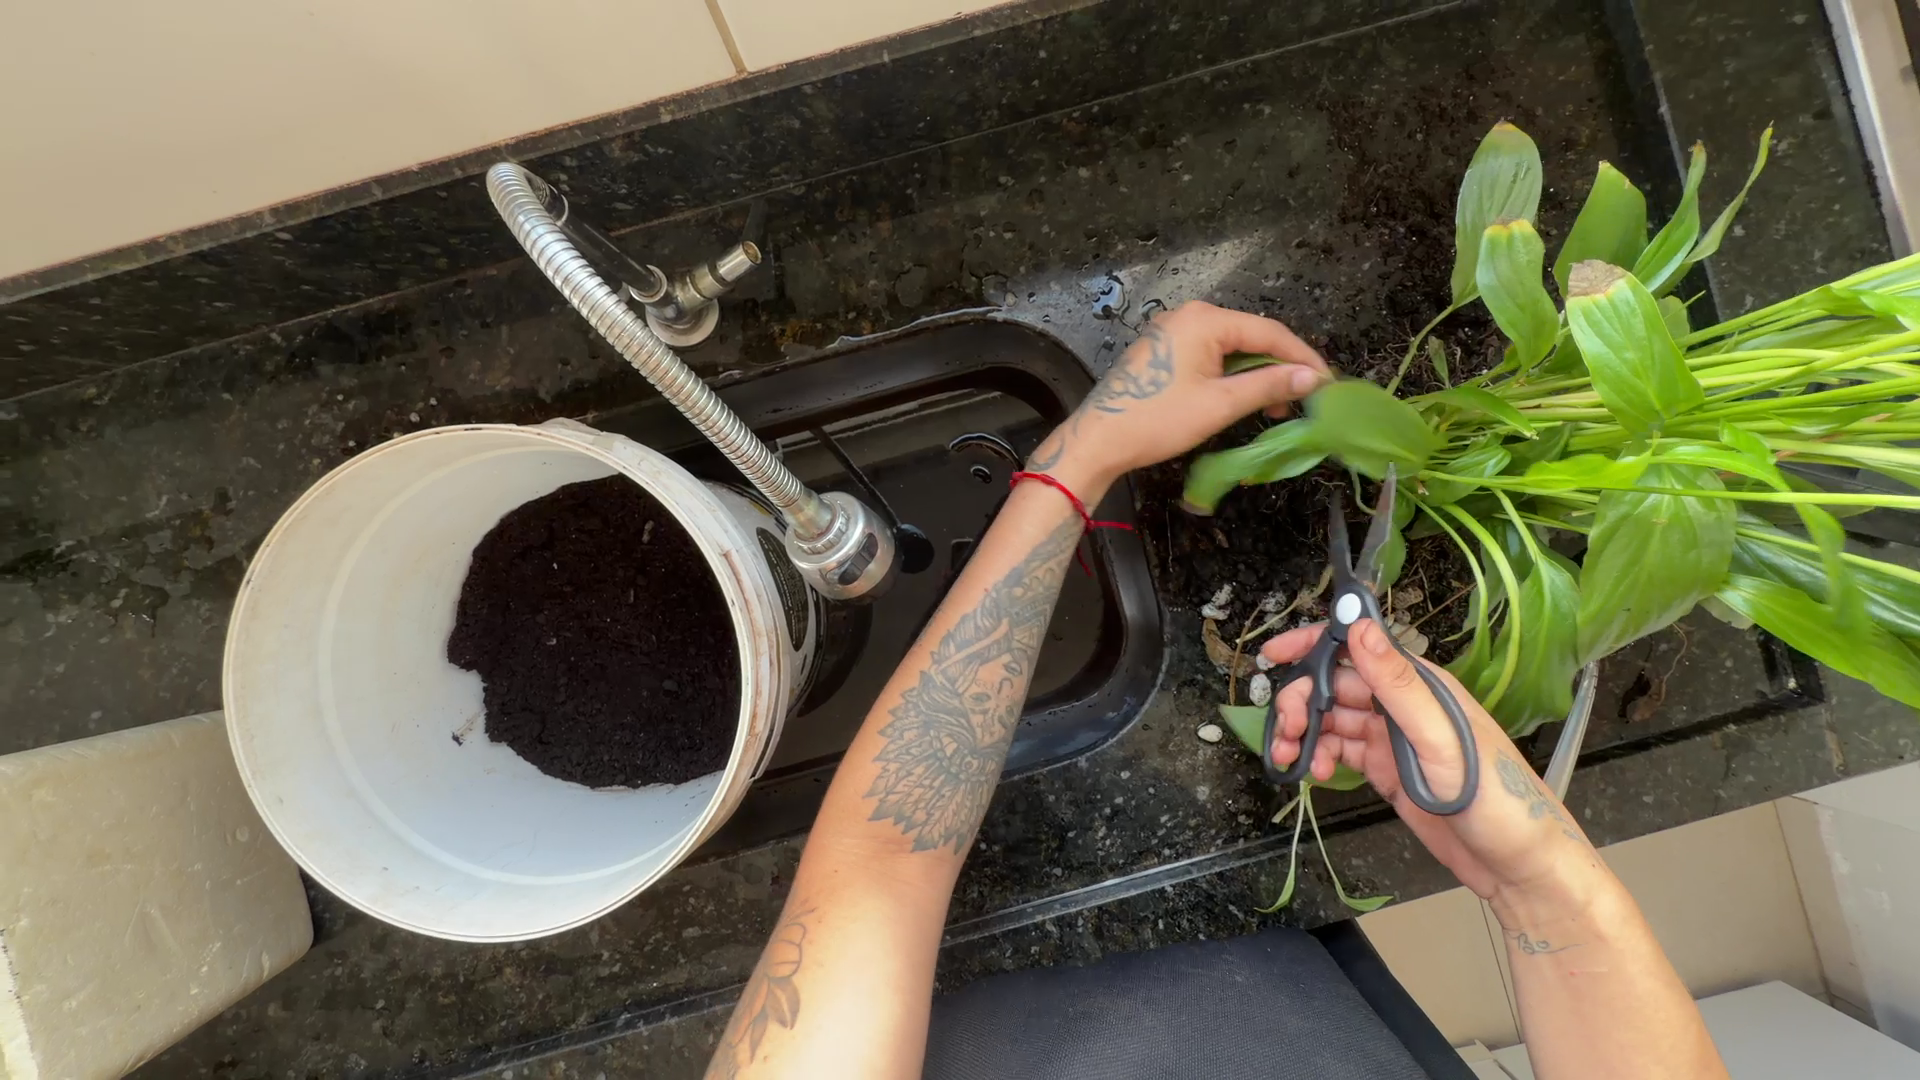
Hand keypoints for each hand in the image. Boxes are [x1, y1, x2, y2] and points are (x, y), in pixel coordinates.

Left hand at [1027, 301, 1328, 494]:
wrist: (1098, 441)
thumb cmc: (1157, 421)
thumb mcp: (1220, 405)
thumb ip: (1269, 386)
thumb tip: (1313, 377)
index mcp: (1204, 320)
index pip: (1270, 332)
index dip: (1303, 358)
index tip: (1328, 383)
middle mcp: (1188, 317)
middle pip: (1250, 337)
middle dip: (1278, 369)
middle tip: (1300, 401)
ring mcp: (1172, 333)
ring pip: (1229, 349)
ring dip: (1253, 377)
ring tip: (1271, 409)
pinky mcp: (1162, 352)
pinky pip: (1208, 357)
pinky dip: (1228, 377)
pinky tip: (1240, 400)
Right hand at [1261, 618, 1603, 913]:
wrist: (1520, 868)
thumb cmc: (1497, 799)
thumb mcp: (1441, 738)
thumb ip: (1397, 683)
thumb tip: (1360, 628)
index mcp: (1418, 685)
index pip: (1355, 649)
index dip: (1310, 646)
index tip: (1273, 655)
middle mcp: (1400, 705)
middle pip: (1331, 687)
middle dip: (1300, 703)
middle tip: (1286, 731)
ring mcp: (1390, 737)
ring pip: (1329, 720)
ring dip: (1302, 733)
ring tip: (1289, 757)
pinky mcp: (1384, 768)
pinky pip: (1338, 750)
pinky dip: (1318, 756)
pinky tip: (1314, 772)